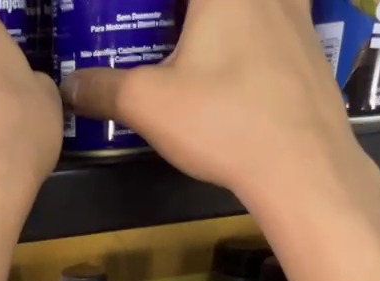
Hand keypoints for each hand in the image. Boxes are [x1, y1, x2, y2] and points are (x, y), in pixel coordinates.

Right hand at [61, 0, 379, 204]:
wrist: (302, 164)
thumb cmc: (223, 121)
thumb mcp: (149, 105)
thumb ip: (104, 89)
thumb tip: (68, 86)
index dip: (150, 9)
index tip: (136, 18)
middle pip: (216, 1)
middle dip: (182, 16)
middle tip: (160, 30)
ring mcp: (298, 14)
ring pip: (253, 7)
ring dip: (223, 21)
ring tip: (193, 48)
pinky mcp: (312, 48)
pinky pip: (275, 23)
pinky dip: (251, 34)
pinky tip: (234, 69)